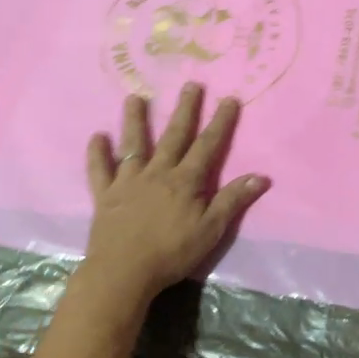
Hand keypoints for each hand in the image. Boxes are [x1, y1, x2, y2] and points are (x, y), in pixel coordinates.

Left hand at [72, 84, 269, 313]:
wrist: (122, 273)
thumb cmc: (172, 253)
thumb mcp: (211, 230)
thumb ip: (232, 201)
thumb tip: (260, 177)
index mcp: (185, 181)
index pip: (208, 146)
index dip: (220, 122)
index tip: (229, 99)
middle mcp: (157, 173)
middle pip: (173, 136)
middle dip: (184, 110)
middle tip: (191, 84)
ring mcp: (128, 182)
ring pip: (133, 144)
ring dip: (135, 120)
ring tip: (135, 98)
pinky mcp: (105, 196)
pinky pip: (99, 170)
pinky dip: (97, 153)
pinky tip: (97, 137)